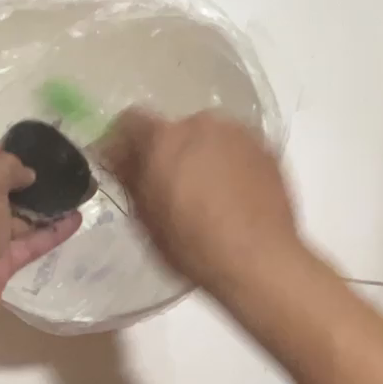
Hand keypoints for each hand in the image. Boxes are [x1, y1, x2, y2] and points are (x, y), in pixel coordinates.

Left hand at [0, 144, 80, 340]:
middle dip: (32, 182)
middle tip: (67, 172)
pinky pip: (27, 242)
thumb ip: (8, 167)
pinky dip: (49, 233)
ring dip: (44, 208)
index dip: (11, 151)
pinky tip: (75, 220)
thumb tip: (26, 173)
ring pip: (17, 217)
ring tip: (78, 194)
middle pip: (1, 188)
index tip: (43, 150)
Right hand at [102, 109, 303, 295]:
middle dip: (165, 152)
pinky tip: (230, 195)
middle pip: (172, 130)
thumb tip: (115, 156)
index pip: (130, 121)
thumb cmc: (193, 247)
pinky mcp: (267, 148)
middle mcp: (201, 124)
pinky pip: (235, 148)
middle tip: (167, 186)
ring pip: (206, 137)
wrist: (261, 262)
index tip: (122, 165)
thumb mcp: (146, 220)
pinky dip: (227, 163)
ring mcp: (239, 133)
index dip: (122, 142)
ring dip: (198, 156)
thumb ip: (129, 178)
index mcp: (164, 139)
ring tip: (203, 193)